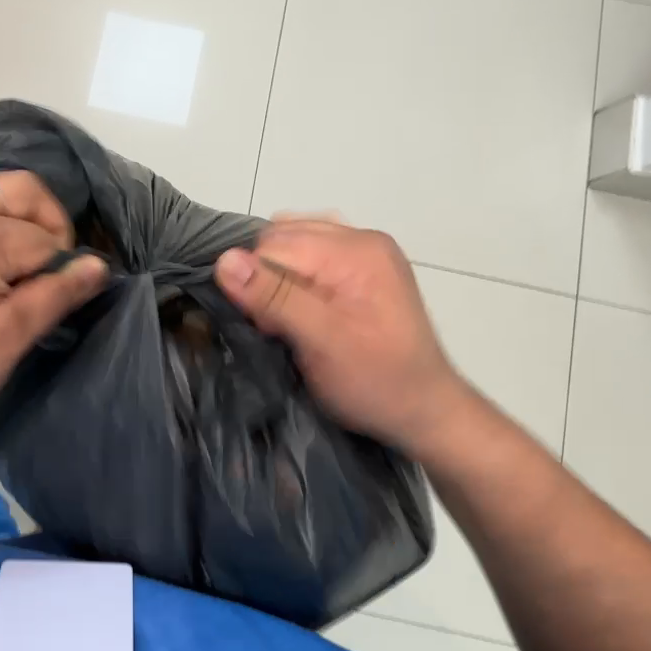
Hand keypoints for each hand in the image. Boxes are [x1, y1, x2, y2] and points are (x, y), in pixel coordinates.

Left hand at [0, 171, 107, 501]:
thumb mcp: (5, 341)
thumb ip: (55, 294)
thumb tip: (97, 265)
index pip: (47, 238)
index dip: (64, 271)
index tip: (61, 306)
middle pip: (23, 192)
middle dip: (49, 227)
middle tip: (49, 278)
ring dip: (19, 224)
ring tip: (19, 276)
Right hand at [214, 218, 464, 449]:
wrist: (426, 412)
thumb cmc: (376, 382)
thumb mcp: (322, 343)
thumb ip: (275, 297)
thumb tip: (224, 260)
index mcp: (357, 250)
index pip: (273, 244)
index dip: (257, 284)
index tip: (269, 327)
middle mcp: (362, 238)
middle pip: (281, 237)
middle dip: (266, 279)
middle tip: (279, 327)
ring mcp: (364, 250)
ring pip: (291, 243)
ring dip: (277, 277)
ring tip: (291, 318)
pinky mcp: (362, 267)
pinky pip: (309, 253)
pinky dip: (294, 275)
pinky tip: (302, 305)